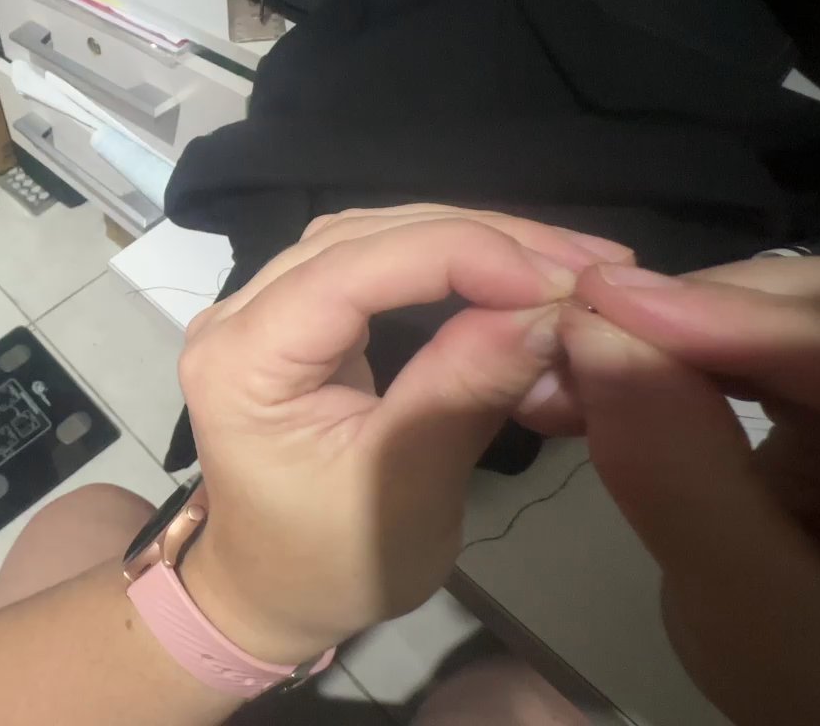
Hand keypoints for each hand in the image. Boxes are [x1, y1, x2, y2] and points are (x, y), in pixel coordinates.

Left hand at [174, 206, 631, 663]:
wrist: (270, 581)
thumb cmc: (328, 554)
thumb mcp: (406, 486)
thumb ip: (464, 388)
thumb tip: (548, 308)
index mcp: (238, 358)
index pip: (341, 271)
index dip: (452, 253)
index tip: (561, 275)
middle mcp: (232, 316)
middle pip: (349, 240)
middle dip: (470, 237)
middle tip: (587, 262)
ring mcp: (254, 310)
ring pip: (356, 240)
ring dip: (457, 240)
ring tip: (559, 261)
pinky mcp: (287, 318)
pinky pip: (357, 266)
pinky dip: (432, 262)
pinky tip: (497, 270)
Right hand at [555, 256, 819, 725]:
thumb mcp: (750, 614)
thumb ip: (673, 479)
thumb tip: (587, 337)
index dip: (765, 326)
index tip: (614, 305)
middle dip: (714, 300)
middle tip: (586, 324)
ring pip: (799, 303)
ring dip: (673, 313)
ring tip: (575, 349)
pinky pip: (751, 328)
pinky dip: (663, 334)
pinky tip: (603, 356)